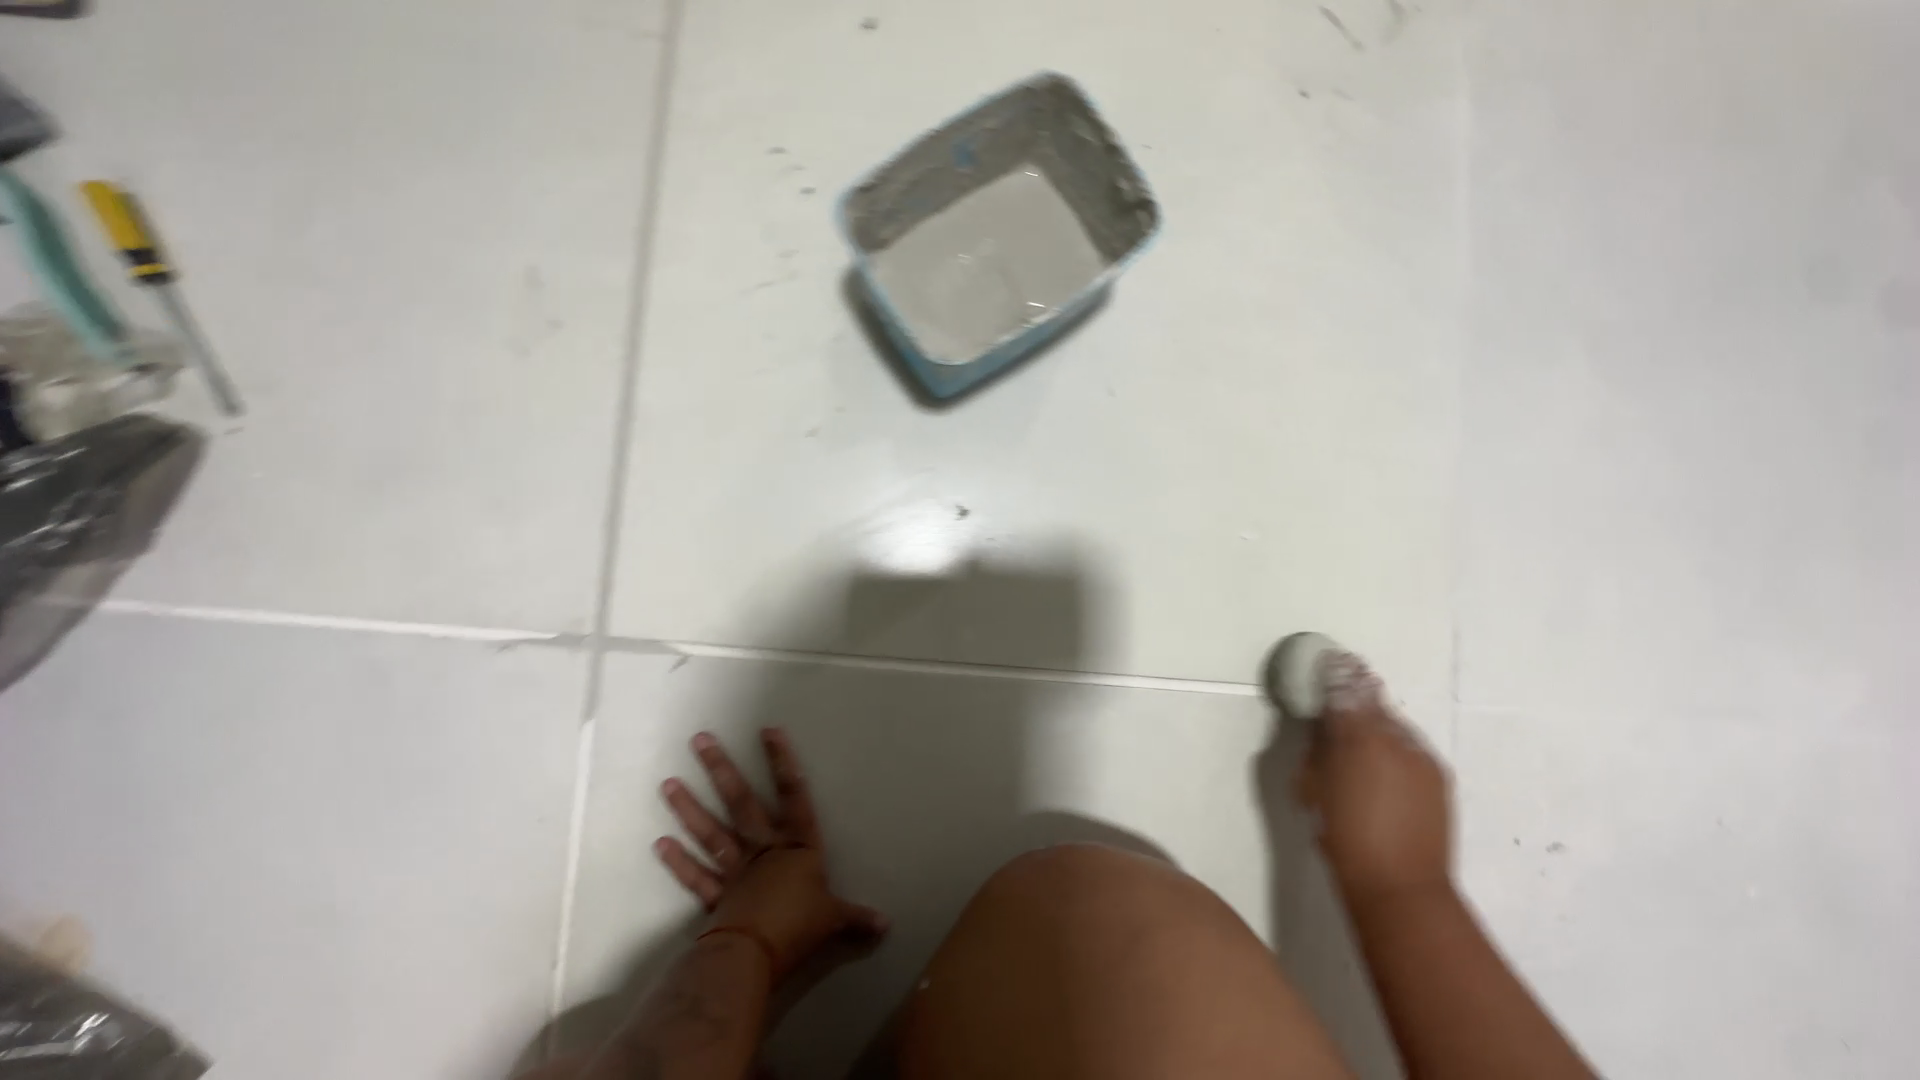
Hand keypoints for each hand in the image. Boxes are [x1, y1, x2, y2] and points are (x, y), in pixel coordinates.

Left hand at [655, 728, 886, 979]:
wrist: (754, 955)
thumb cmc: (798, 927)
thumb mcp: (835, 919)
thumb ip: (856, 918)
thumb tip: (886, 924)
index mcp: (798, 848)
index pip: (793, 795)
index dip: (782, 762)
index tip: (768, 730)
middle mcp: (763, 850)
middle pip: (741, 803)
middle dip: (721, 769)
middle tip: (699, 739)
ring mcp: (735, 871)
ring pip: (711, 833)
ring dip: (689, 809)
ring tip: (667, 783)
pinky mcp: (716, 898)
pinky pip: (696, 877)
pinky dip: (679, 862)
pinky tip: (660, 843)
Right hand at [1294, 653, 1453, 905]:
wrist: (1399, 886)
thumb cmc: (1341, 836)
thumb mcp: (1312, 788)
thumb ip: (1318, 748)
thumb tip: (1324, 726)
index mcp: (1358, 738)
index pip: (1345, 692)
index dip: (1337, 674)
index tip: (1331, 658)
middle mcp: (1395, 738)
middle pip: (1374, 702)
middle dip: (1358, 691)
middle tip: (1345, 679)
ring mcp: (1422, 757)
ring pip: (1394, 725)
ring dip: (1377, 720)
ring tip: (1362, 726)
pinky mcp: (1438, 778)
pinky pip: (1409, 747)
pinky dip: (1394, 745)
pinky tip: (1382, 762)